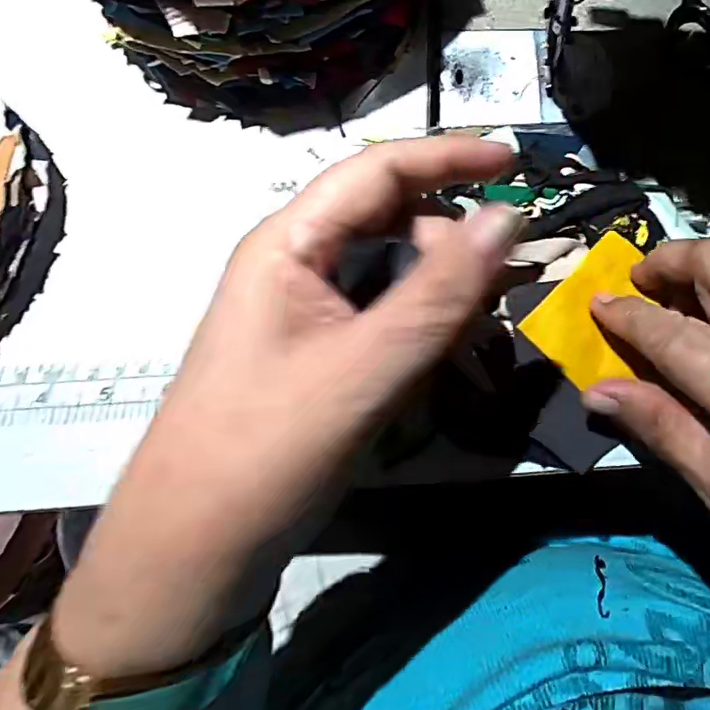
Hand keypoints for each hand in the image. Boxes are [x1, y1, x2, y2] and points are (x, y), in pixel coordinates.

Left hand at [52, 136, 521, 675]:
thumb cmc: (269, 449)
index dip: (449, 156)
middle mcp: (301, 260)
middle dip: (454, 237)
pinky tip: (451, 351)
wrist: (195, 554)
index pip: (380, 170)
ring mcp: (313, 304)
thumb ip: (443, 288)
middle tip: (501, 278)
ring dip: (448, 285)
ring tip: (476, 331)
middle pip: (394, 215)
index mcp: (291, 243)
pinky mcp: (329, 343)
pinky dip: (432, 318)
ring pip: (400, 264)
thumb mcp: (369, 363)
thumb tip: (509, 215)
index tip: (513, 161)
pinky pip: (394, 307)